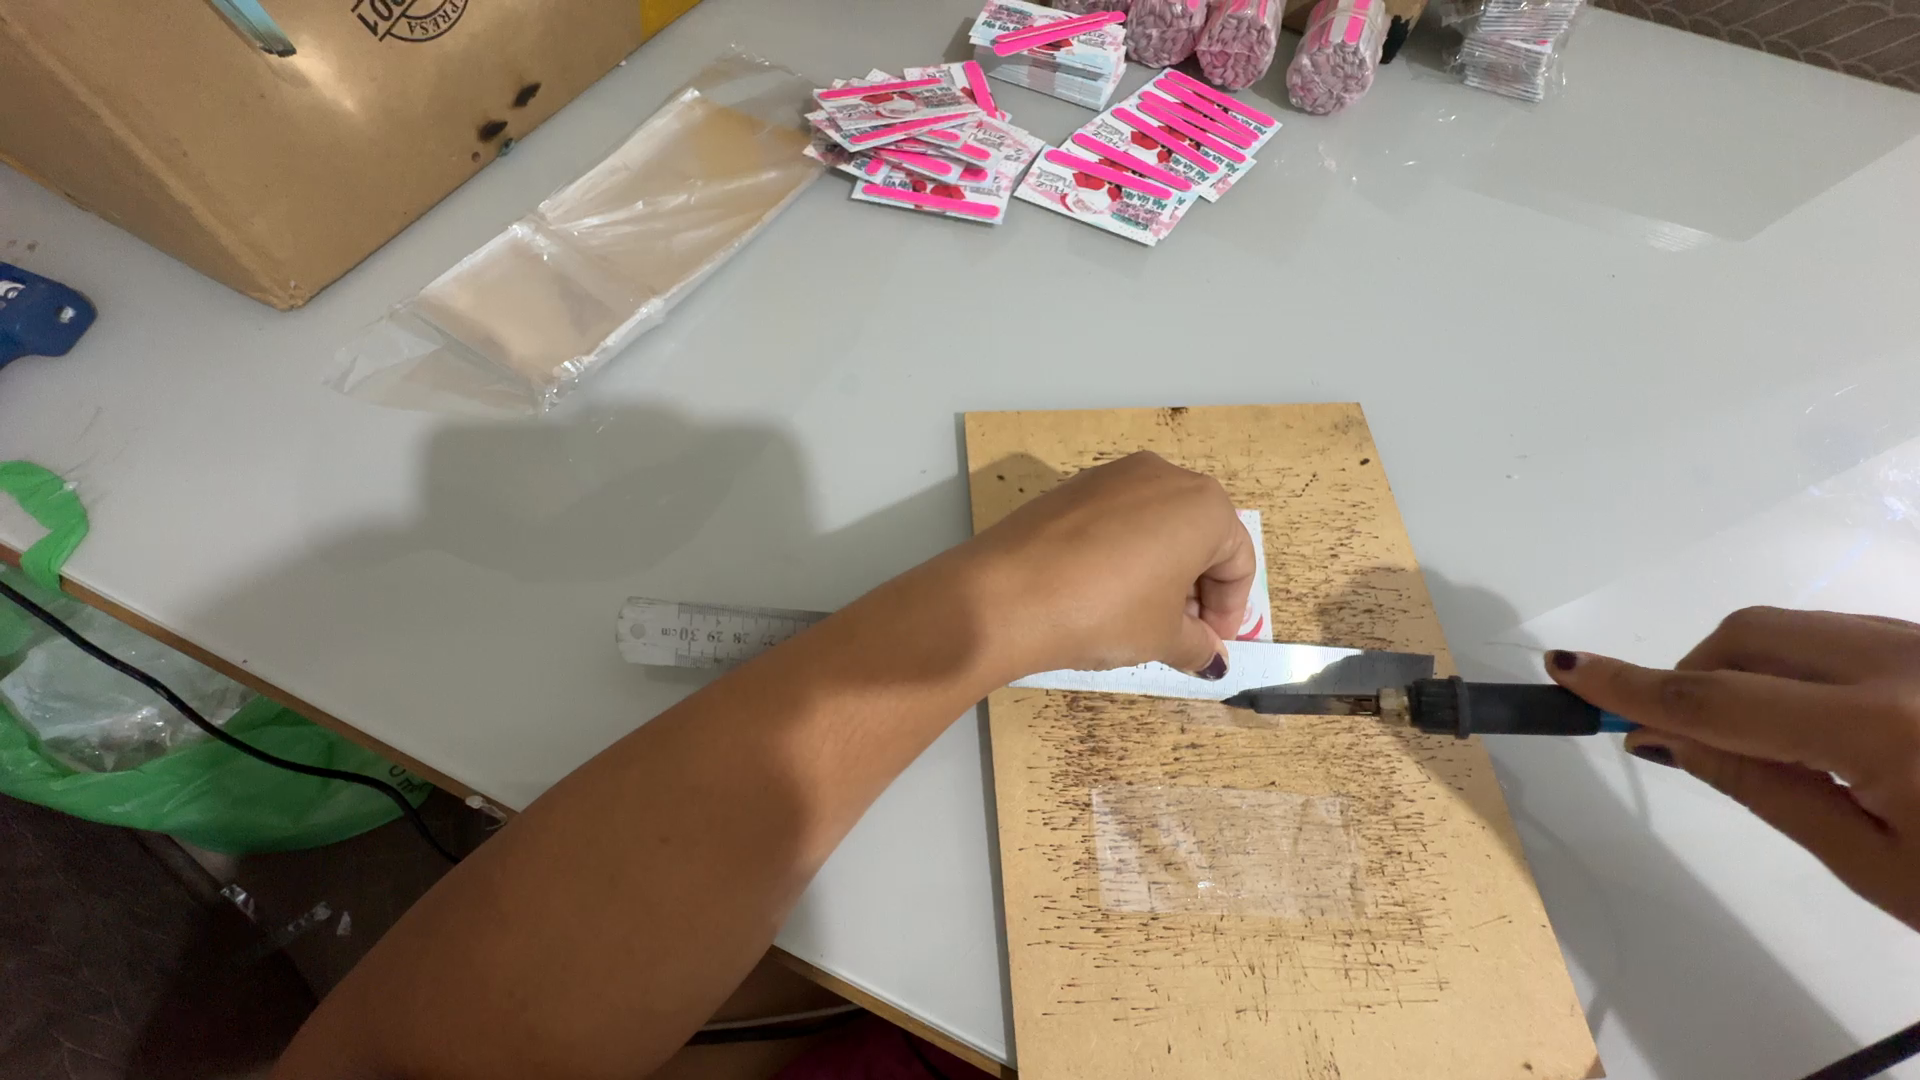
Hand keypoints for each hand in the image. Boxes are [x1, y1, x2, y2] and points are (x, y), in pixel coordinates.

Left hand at [959, 451, 1256, 679]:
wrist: (1005, 594)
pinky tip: (1101, 593)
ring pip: (1155, 527)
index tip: (1211, 646)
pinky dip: (1123, 555)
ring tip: (1138, 619)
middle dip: (1195, 590)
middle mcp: (1162, 475)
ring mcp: (1111, 476)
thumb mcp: (1162, 637)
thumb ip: (1198, 645)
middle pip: (1198, 537)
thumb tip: (1211, 656)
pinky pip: (1116, 522)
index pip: (1237, 562)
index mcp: (1202, 504)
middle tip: (1178, 636)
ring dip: (1160, 572)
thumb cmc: (1105, 612)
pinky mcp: (1070, 488)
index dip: (1230, 612)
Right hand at [1546, 607, 1919, 930]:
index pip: (1712, 699)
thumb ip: (1758, 786)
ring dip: (1745, 666)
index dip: (1629, 686)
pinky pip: (1852, 635)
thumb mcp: (1879, 866)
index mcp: (1887, 729)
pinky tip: (1827, 719)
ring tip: (1766, 734)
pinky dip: (1803, 665)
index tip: (1564, 669)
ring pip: (1798, 627)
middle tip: (1682, 731)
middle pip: (1749, 634)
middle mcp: (1916, 668)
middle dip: (1692, 671)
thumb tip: (1659, 737)